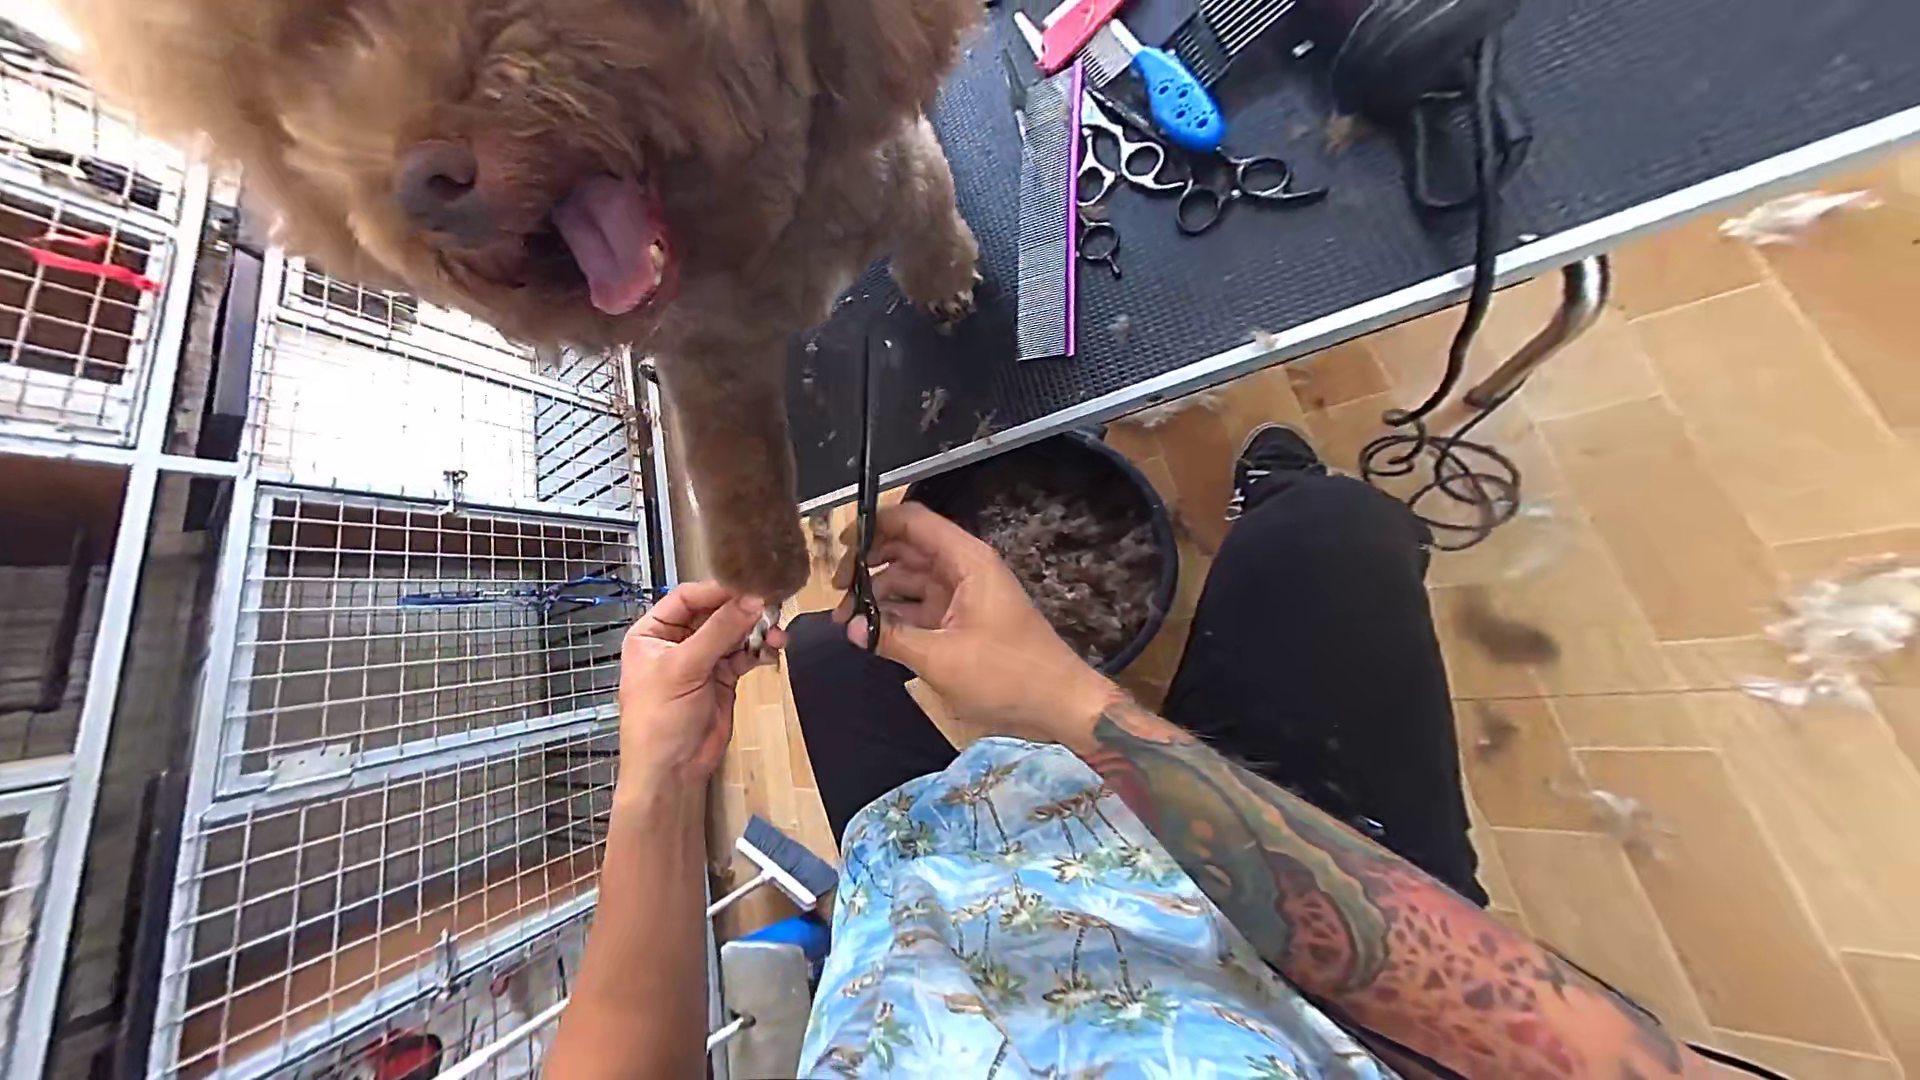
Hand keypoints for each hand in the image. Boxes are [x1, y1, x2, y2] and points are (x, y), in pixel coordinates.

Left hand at [616, 582, 785, 790]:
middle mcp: (678, 640)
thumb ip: (720, 630)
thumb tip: (754, 599)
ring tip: (777, 636)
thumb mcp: (684, 668)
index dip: (719, 591)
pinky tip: (775, 650)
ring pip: (735, 631)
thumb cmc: (659, 718)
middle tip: (772, 608)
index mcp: (653, 632)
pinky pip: (746, 652)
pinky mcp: (724, 674)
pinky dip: (761, 649)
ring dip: (758, 631)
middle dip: (744, 611)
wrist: (672, 771)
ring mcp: (703, 657)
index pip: (688, 597)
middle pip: (716, 612)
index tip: (750, 587)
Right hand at [832, 501, 1113, 743]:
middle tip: (836, 590)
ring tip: (845, 619)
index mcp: (965, 560)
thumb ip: (892, 638)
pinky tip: (871, 631)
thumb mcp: (943, 659)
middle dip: (868, 564)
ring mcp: (962, 593)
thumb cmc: (1007, 675)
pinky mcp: (961, 618)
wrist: (1058, 703)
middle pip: (907, 548)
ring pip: (911, 578)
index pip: (913, 521)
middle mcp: (963, 567)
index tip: (841, 547)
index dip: (874, 525)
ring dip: (879, 593)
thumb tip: (850, 627)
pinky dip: (896, 614)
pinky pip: (921, 605)